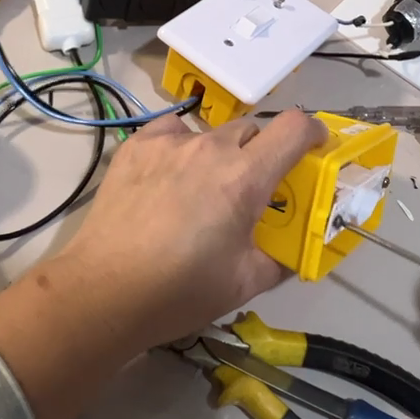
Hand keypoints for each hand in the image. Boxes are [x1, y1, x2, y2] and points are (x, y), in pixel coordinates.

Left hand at [52, 110, 327, 345]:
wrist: (105, 290)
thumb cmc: (180, 290)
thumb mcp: (245, 283)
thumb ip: (282, 257)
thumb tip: (296, 247)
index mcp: (245, 177)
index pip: (293, 128)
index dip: (313, 133)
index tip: (315, 148)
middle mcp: (210, 148)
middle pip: (252, 131)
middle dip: (261, 153)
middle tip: (252, 188)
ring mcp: (169, 142)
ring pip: (210, 134)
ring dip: (219, 155)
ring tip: (202, 191)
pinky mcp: (136, 145)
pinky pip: (172, 133)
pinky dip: (180, 148)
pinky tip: (169, 177)